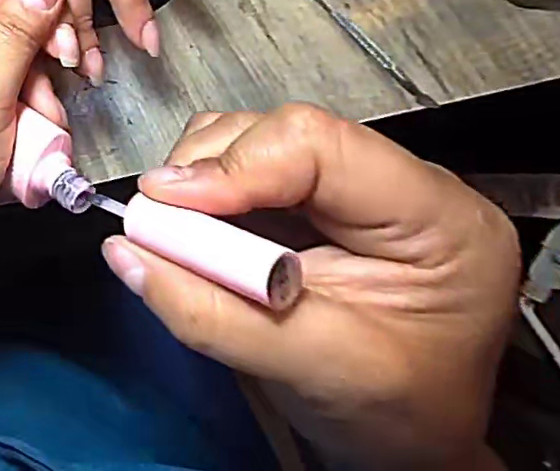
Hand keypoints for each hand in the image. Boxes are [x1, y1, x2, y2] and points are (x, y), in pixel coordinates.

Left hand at [0, 0, 68, 269]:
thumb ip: (16, 32)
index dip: (45, 9)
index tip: (64, 51)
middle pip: (21, 23)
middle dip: (45, 65)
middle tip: (45, 103)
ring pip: (27, 63)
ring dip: (43, 98)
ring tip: (35, 132)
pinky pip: (18, 91)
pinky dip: (33, 115)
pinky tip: (31, 141)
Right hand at [102, 105, 519, 470]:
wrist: (395, 427)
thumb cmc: (391, 406)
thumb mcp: (310, 369)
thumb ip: (212, 315)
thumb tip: (125, 254)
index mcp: (434, 219)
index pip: (316, 144)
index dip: (234, 165)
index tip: (173, 204)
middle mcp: (384, 179)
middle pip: (262, 132)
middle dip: (199, 177)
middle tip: (169, 232)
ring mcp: (332, 175)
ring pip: (230, 135)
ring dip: (188, 182)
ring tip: (190, 240)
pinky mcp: (287, 181)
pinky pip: (216, 153)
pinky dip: (188, 188)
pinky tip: (202, 229)